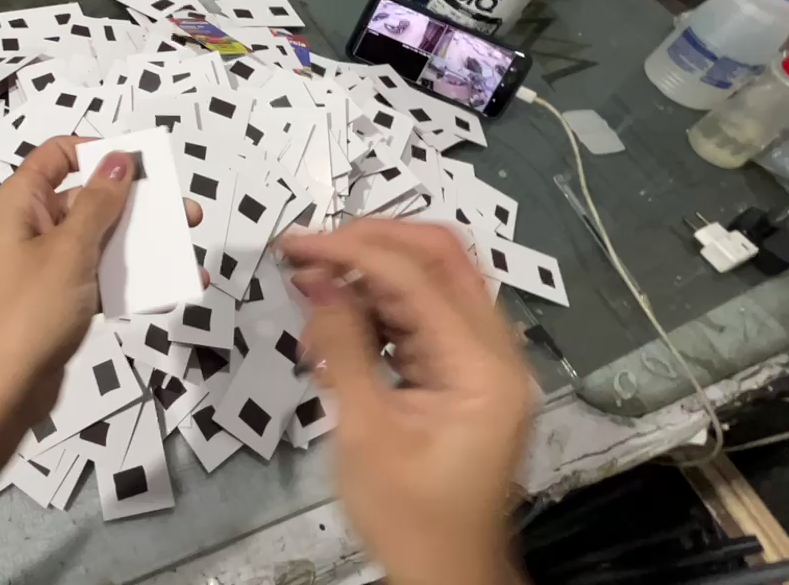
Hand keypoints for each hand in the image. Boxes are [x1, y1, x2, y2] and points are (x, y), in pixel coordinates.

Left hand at [0, 137, 200, 417]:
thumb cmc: (28, 310)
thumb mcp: (69, 250)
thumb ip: (99, 202)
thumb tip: (118, 156)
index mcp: (22, 201)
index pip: (58, 154)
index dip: (97, 152)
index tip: (142, 164)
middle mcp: (34, 226)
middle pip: (90, 198)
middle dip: (139, 204)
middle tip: (187, 213)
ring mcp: (49, 266)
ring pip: (102, 240)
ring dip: (145, 245)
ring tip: (191, 253)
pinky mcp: (62, 301)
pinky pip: (103, 277)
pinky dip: (134, 281)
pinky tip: (173, 289)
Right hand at [279, 218, 531, 584]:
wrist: (447, 576)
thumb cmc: (409, 519)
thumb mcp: (364, 432)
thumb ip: (341, 345)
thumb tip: (314, 278)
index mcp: (481, 368)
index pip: (415, 276)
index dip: (350, 250)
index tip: (296, 246)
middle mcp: (491, 350)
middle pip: (439, 254)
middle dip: (369, 239)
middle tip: (311, 248)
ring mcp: (478, 355)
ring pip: (428, 273)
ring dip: (368, 265)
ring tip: (313, 277)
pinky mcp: (458, 365)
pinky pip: (418, 306)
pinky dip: (374, 295)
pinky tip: (336, 307)